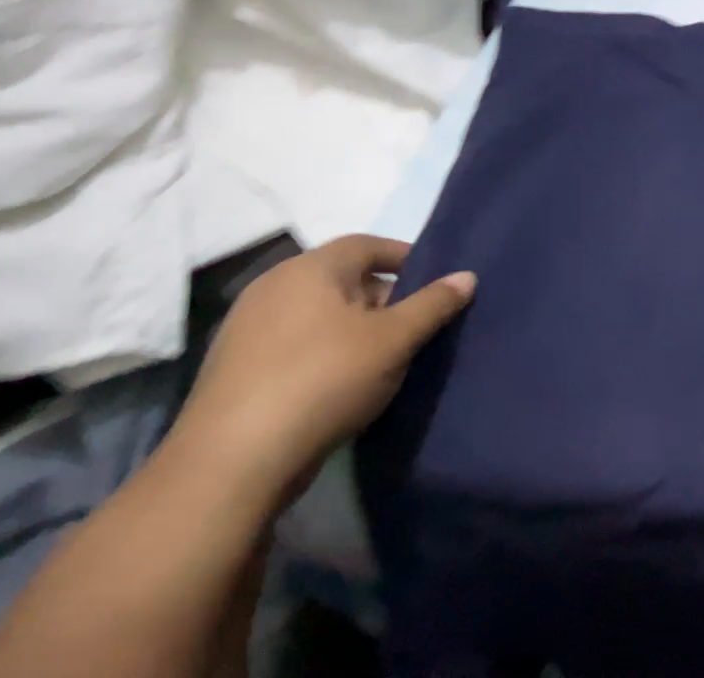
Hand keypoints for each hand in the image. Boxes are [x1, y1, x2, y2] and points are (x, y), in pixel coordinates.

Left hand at [170, 235, 474, 497]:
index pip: (366, 244)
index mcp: (308, 270)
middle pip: (342, 278)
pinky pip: (298, 342)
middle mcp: (272, 288)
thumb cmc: (325, 379)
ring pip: (320, 313)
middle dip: (385, 296)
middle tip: (419, 324)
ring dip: (357, 327)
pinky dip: (329, 351)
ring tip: (389, 356)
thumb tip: (467, 276)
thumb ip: (433, 304)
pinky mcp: (239, 367)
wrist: (236, 459)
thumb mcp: (394, 340)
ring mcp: (248, 328)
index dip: (405, 257)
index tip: (437, 281)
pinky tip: (347, 381)